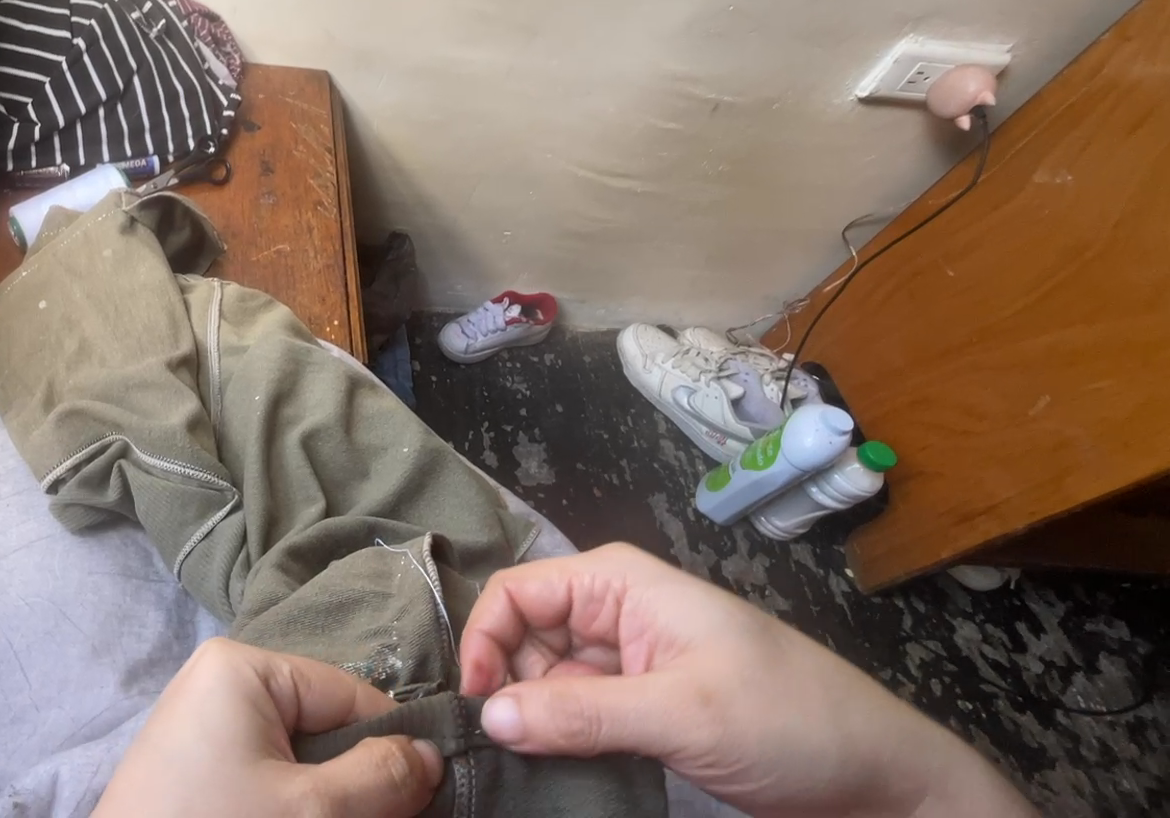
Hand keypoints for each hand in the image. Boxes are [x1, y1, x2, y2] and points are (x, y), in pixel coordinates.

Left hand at [95, 637, 442, 817]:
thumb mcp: (310, 812)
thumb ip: (379, 778)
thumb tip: (431, 754)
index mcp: (243, 665)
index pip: (345, 693)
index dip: (393, 742)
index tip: (435, 790)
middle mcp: (221, 677)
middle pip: (321, 722)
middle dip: (357, 776)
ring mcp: (203, 718)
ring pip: (296, 752)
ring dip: (327, 795)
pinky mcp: (193, 760)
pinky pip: (263, 768)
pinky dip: (292, 799)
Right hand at [459, 543, 1033, 817]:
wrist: (892, 786)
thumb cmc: (789, 722)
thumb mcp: (681, 716)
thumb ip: (578, 715)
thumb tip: (486, 716)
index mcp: (613, 582)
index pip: (517, 593)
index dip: (485, 638)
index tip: (475, 703)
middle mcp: (609, 608)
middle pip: (524, 633)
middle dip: (507, 682)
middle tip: (500, 745)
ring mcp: (623, 656)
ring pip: (545, 674)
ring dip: (533, 714)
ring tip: (528, 763)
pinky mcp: (638, 699)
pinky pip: (576, 707)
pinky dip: (560, 734)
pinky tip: (554, 765)